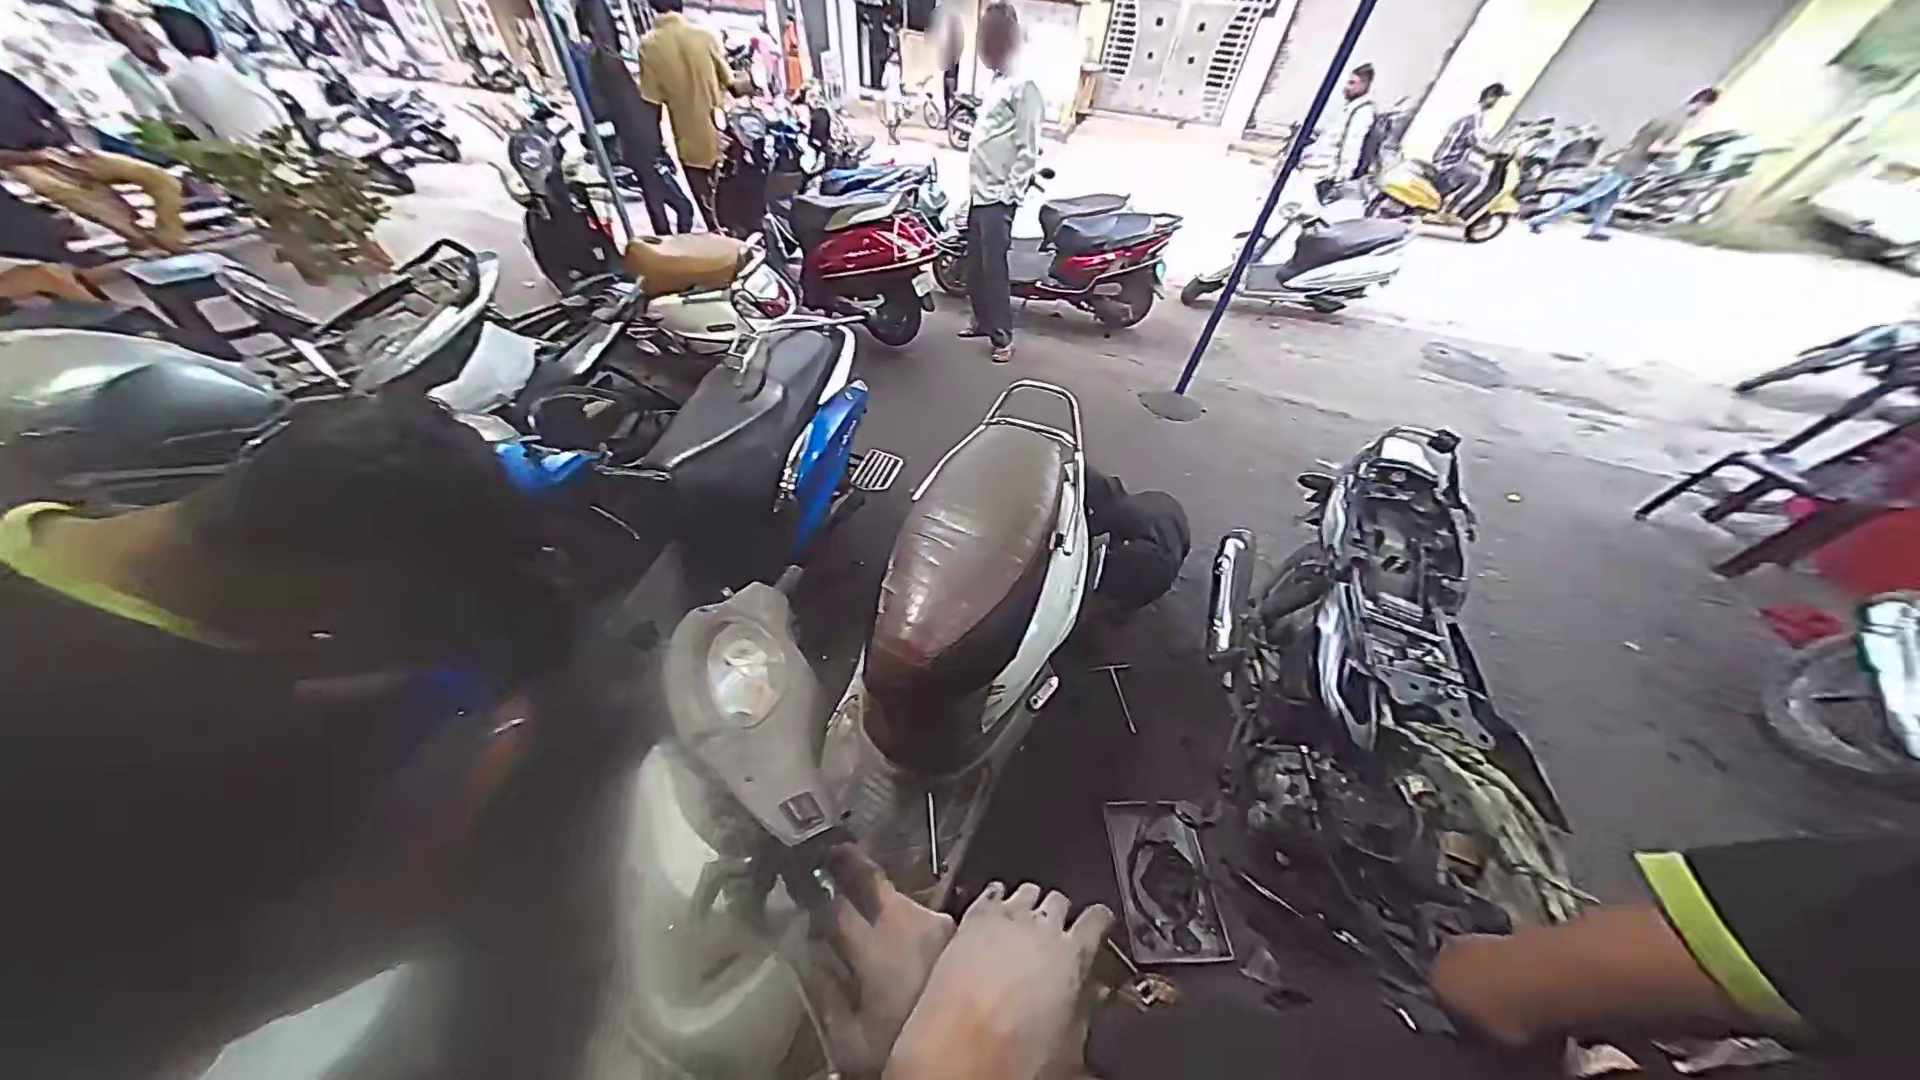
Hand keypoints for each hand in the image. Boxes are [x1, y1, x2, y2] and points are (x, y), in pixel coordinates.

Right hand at [808, 845, 955, 1076]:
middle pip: (870, 878)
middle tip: (830, 850)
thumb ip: (824, 992)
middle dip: (847, 861)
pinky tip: (886, 923)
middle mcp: (905, 923)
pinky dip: (895, 909)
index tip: (802, 881)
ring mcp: (931, 920)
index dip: (816, 892)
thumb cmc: (901, 1048)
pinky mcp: (948, 926)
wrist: (966, 1051)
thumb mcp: (850, 1039)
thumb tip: (804, 954)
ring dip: (873, 890)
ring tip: (853, 890)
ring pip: (893, 892)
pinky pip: (912, 908)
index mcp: (876, 949)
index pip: (836, 907)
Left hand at [884, 882, 1113, 1079]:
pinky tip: (995, 911)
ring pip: (1027, 891)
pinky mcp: (975, 915)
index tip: (1099, 923)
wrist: (960, 1045)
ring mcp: (1007, 916)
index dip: (1100, 920)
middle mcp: (1042, 925)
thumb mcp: (1068, 1044)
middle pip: (1059, 900)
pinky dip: (997, 897)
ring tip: (1025, 921)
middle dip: (1060, 912)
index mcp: (1072, 955)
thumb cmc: (1015, 1053)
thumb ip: (1085, 1008)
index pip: (1096, 920)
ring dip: (1029, 903)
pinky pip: (993, 891)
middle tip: (1055, 931)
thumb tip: (1095, 995)